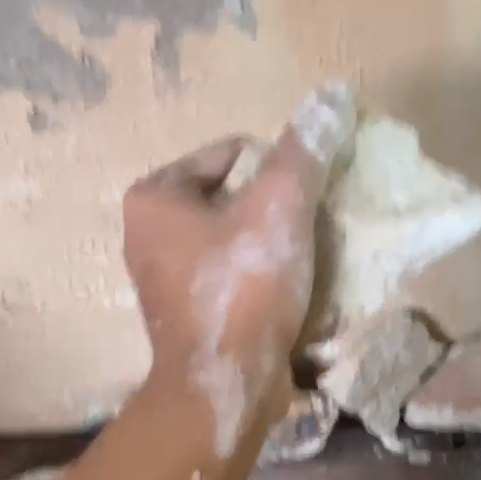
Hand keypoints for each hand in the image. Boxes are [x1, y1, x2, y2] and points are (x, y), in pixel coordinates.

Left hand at [124, 87, 351, 456]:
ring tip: (307, 256)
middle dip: (274, 205)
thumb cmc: (244, 287)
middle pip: (232, 195)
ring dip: (273, 241)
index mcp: (154, 196)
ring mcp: (164, 278)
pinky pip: (232, 274)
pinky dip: (261, 275)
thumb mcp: (280, 206)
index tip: (309, 191)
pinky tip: (289, 289)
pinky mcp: (187, 314)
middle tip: (312, 221)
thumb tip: (333, 93)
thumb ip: (303, 151)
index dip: (278, 164)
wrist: (226, 386)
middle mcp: (147, 233)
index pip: (229, 152)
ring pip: (235, 237)